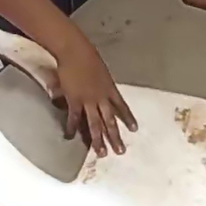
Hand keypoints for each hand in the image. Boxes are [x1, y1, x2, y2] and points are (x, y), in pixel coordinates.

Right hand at [52, 33, 137, 156]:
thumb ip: (100, 82)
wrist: (75, 52)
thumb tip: (98, 89)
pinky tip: (70, 137)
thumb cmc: (87, 57)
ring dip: (99, 139)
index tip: (134, 129)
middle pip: (110, 121)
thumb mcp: (100, 71)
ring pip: (95, 124)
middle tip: (120, 151)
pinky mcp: (74, 100)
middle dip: (115, 136)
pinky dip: (73, 128)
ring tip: (102, 153)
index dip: (127, 118)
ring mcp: (88, 100)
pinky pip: (75, 118)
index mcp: (110, 89)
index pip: (121, 107)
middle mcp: (101, 98)